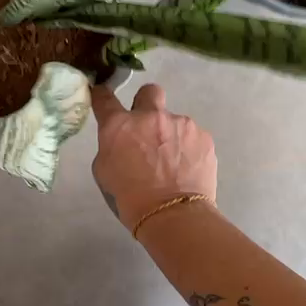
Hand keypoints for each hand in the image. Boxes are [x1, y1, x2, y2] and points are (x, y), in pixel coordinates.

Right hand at [91, 83, 217, 232]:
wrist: (171, 213)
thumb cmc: (129, 196)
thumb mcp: (104, 170)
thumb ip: (111, 146)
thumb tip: (122, 140)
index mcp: (120, 125)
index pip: (105, 99)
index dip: (101, 95)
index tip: (102, 95)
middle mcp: (151, 116)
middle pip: (149, 91)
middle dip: (146, 103)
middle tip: (146, 127)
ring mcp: (181, 123)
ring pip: (173, 121)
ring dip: (169, 134)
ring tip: (171, 163)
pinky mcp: (203, 136)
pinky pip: (191, 136)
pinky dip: (187, 148)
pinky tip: (185, 168)